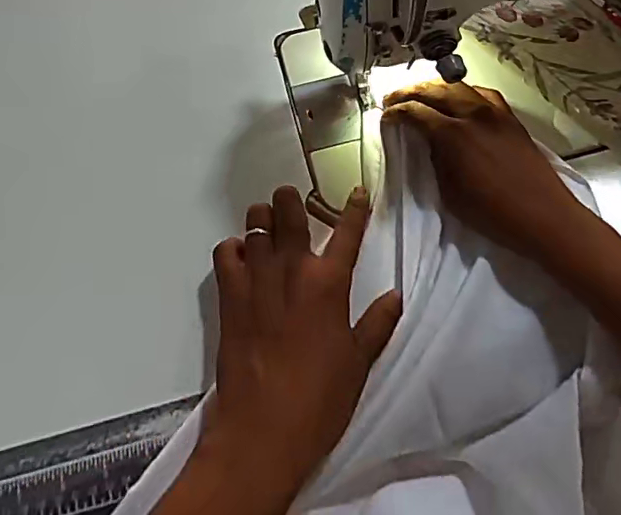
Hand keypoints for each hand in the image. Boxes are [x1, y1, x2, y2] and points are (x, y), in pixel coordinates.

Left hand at [194, 186, 402, 510]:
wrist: (263, 428)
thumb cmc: (319, 400)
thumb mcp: (358, 364)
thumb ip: (377, 325)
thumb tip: (395, 296)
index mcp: (328, 284)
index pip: (347, 233)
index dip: (355, 209)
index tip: (357, 190)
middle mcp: (291, 269)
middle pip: (289, 212)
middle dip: (291, 198)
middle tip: (292, 201)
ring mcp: (256, 277)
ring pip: (255, 223)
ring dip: (262, 219)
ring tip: (267, 225)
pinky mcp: (228, 292)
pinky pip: (225, 251)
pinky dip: (233, 248)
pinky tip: (241, 258)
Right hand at [382, 81, 587, 256]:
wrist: (547, 218)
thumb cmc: (494, 213)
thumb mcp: (449, 192)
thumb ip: (434, 159)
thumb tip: (427, 143)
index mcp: (452, 134)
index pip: (415, 111)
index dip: (396, 111)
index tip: (386, 116)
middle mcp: (472, 115)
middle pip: (433, 90)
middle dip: (409, 92)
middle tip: (394, 99)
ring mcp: (494, 113)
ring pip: (457, 86)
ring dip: (434, 87)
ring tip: (421, 94)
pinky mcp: (510, 118)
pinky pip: (481, 94)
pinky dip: (464, 91)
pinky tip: (459, 99)